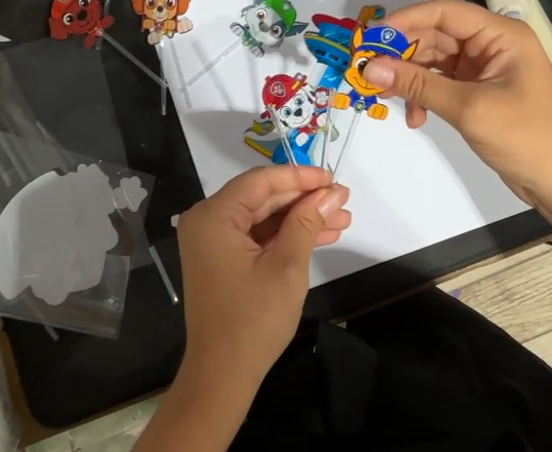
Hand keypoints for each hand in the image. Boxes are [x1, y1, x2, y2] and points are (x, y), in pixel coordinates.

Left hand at [175, 165, 350, 384]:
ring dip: (301, 217)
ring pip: (263, 217)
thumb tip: (331, 194)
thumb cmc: (253, 319)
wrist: (223, 374)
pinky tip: (322, 235)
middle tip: (344, 198)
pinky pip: (257, 236)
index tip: (333, 178)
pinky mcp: (223, 258)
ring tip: (343, 219)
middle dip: (304, 198)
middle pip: (262, 197)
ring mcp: (213, 241)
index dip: (299, 177)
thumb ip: (307, 223)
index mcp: (213, 216)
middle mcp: (207, 220)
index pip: (260, 182)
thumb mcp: (287, 267)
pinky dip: (286, 235)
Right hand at [360, 0, 551, 209]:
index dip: (405, 21)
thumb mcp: (468, 108)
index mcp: (500, 35)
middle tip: (368, 70)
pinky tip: (415, 117)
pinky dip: (423, 96)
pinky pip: (439, 83)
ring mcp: (484, 69)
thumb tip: (370, 67)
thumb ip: (418, 85)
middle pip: (434, 36)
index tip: (370, 38)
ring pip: (432, 60)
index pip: (443, 13)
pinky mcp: (478, 92)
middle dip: (401, 53)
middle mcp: (491, 44)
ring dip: (409, 77)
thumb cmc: (526, 138)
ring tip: (383, 95)